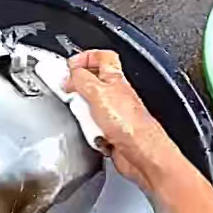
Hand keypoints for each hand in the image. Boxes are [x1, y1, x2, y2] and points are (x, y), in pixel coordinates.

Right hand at [65, 50, 186, 188]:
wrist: (143, 155)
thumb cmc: (131, 125)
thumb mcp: (98, 93)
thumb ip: (81, 79)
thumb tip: (71, 74)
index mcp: (115, 79)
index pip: (102, 57)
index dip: (86, 57)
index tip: (70, 66)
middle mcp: (117, 94)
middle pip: (93, 81)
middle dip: (78, 87)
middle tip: (69, 90)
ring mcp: (114, 114)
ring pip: (91, 106)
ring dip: (83, 112)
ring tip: (82, 115)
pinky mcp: (111, 132)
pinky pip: (93, 127)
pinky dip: (89, 130)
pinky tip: (91, 133)